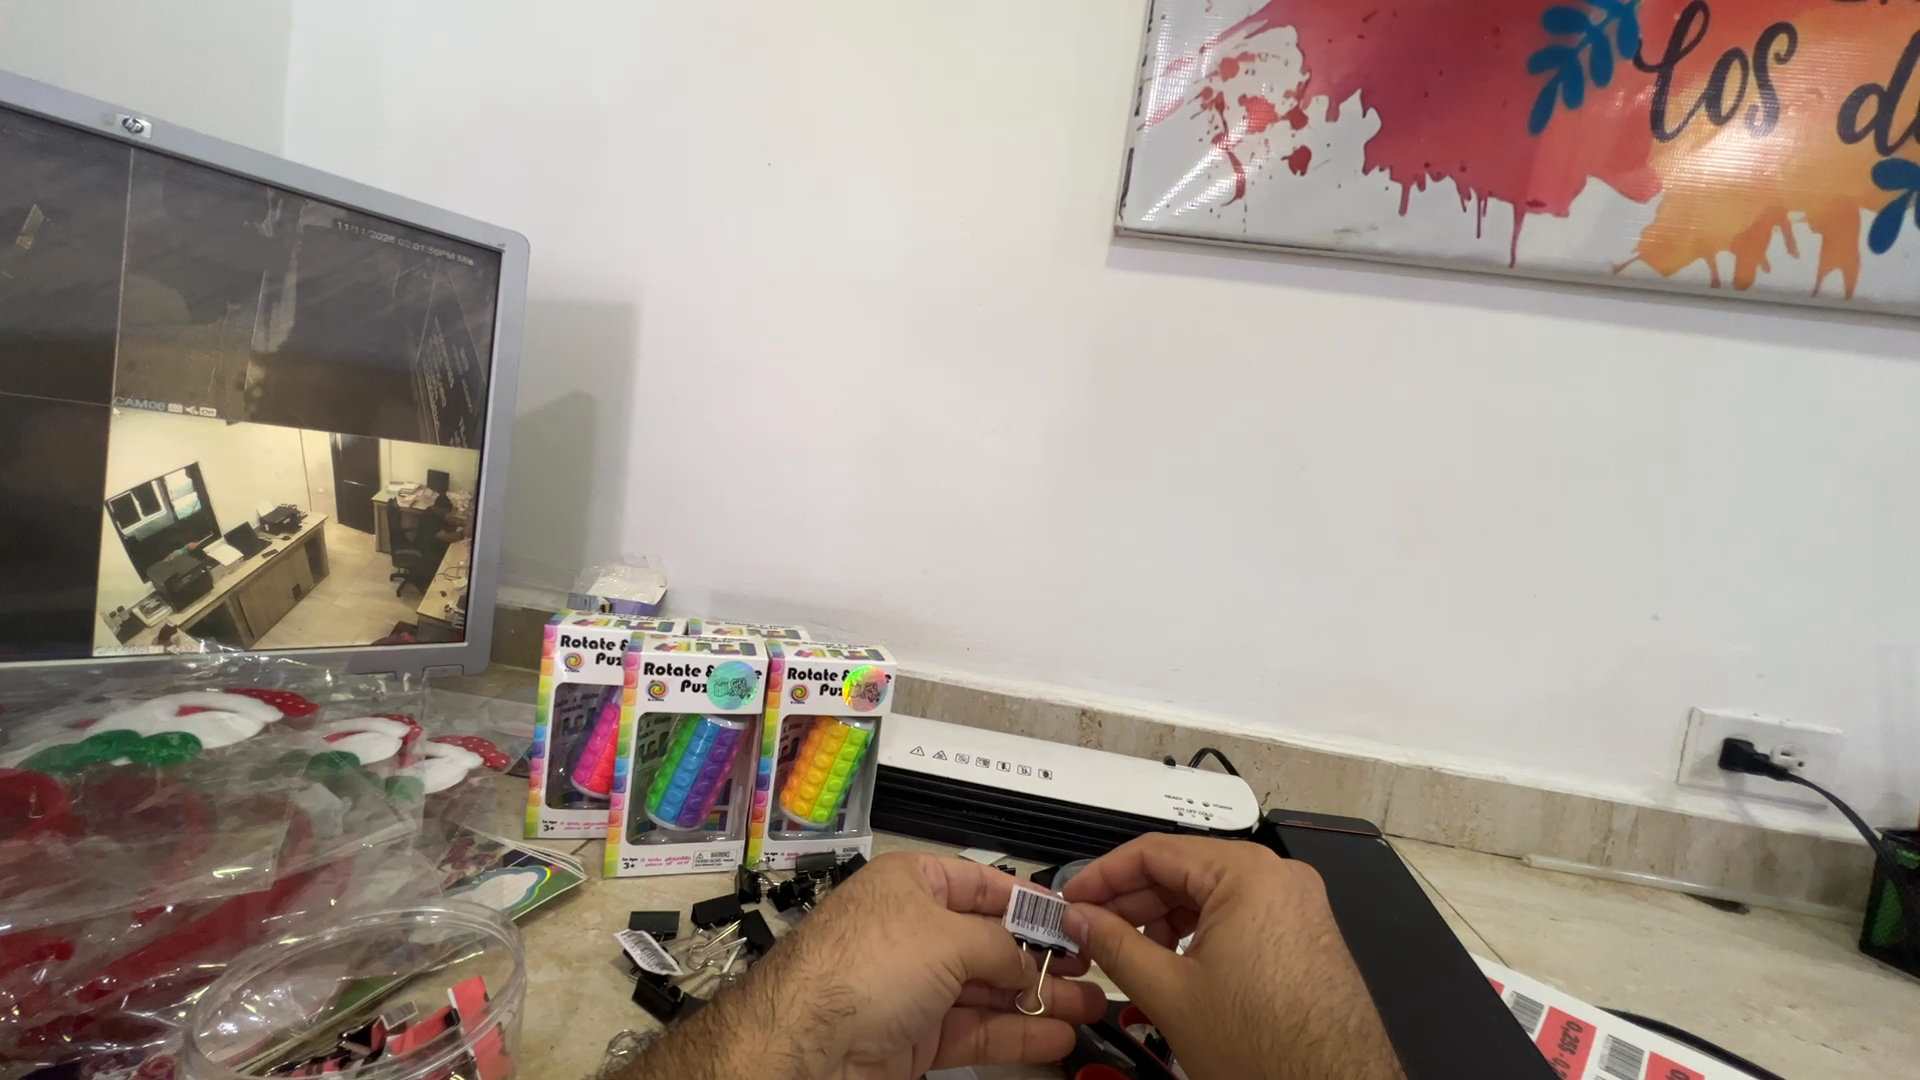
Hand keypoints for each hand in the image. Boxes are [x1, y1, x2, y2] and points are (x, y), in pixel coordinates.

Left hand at [630, 852, 1104, 1079]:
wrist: (802, 1049)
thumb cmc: (866, 966)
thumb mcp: (945, 937)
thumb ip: (999, 945)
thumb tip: (1030, 960)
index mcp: (913, 883)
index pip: (981, 882)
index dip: (1026, 899)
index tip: (1068, 917)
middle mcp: (915, 929)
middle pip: (990, 939)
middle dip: (1039, 954)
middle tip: (1088, 967)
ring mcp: (916, 986)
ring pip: (989, 987)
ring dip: (1038, 997)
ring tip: (1089, 1004)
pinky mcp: (916, 1037)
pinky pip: (976, 1028)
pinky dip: (1015, 1032)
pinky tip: (1054, 1033)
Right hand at [1064, 834, 1403, 1079]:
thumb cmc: (1269, 1053)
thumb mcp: (1170, 993)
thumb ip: (1113, 943)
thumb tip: (1080, 918)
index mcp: (1248, 873)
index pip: (1154, 852)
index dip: (1104, 875)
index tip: (1074, 897)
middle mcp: (1277, 876)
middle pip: (1181, 870)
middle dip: (1130, 901)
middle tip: (1090, 926)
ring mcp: (1295, 904)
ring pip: (1206, 893)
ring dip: (1159, 918)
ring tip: (1123, 950)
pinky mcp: (1302, 933)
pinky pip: (1234, 913)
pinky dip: (1194, 932)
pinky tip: (1167, 960)